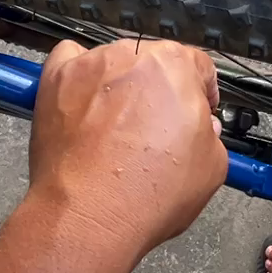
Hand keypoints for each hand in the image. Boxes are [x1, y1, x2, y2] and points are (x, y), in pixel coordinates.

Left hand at [27, 40, 228, 256]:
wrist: (90, 216)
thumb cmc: (148, 194)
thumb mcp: (212, 168)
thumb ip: (212, 134)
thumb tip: (202, 128)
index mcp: (177, 66)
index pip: (197, 65)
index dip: (201, 91)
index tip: (197, 108)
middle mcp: (136, 55)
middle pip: (154, 62)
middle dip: (157, 91)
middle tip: (153, 128)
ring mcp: (93, 63)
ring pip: (113, 62)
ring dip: (117, 85)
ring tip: (112, 126)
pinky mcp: (58, 78)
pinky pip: (68, 59)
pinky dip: (77, 75)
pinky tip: (82, 102)